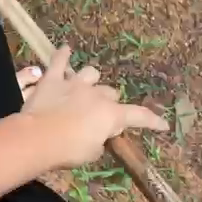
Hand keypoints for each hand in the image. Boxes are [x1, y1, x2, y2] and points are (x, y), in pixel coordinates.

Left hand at [18, 47, 167, 169]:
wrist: (38, 137)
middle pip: (111, 94)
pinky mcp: (53, 79)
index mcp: (111, 115)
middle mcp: (96, 95)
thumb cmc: (68, 150)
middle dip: (109, 103)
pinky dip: (63, 55)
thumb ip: (100, 140)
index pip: (139, 116)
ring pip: (91, 73)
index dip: (153, 121)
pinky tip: (65, 49)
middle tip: (100, 116)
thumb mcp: (92, 152)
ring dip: (91, 81)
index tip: (163, 124)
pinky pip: (59, 61)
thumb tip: (98, 134)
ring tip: (86, 87)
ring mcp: (74, 83)